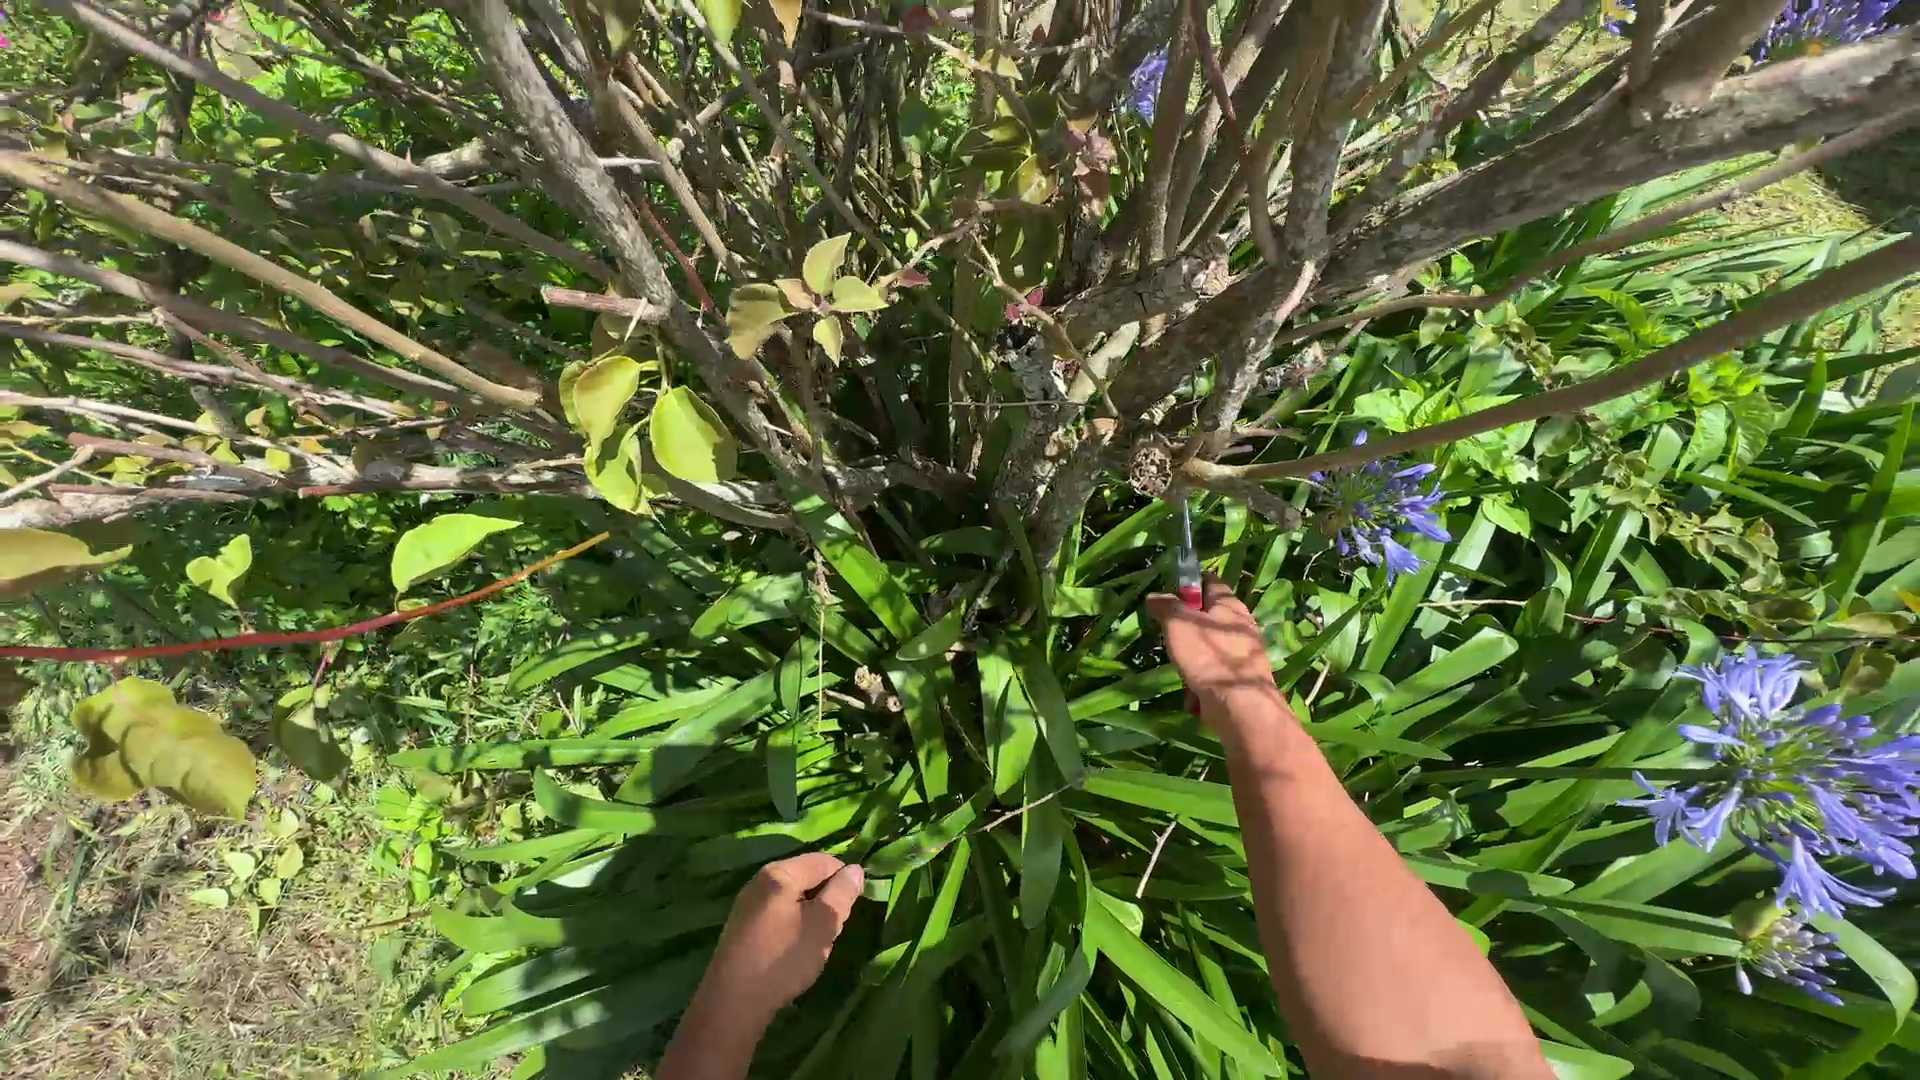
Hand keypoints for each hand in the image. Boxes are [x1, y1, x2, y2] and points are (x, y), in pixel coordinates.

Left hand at [689, 852, 864, 1029]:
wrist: (732, 1005)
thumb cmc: (783, 958)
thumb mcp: (823, 925)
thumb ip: (842, 894)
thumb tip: (855, 870)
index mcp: (779, 873)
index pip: (821, 861)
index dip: (844, 876)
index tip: (856, 901)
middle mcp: (759, 881)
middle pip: (804, 876)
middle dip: (826, 895)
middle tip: (838, 924)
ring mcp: (747, 905)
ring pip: (790, 897)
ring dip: (810, 911)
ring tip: (819, 938)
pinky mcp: (741, 928)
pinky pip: (776, 913)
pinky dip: (792, 923)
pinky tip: (795, 948)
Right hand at [1146, 575, 1290, 733]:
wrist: (1238, 704)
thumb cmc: (1208, 655)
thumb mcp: (1178, 624)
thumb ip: (1165, 606)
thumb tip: (1154, 596)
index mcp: (1230, 605)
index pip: (1210, 581)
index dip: (1190, 582)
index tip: (1170, 591)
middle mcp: (1241, 624)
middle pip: (1209, 614)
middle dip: (1187, 623)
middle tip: (1168, 631)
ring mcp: (1243, 652)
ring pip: (1210, 645)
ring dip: (1192, 654)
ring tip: (1178, 663)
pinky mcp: (1241, 677)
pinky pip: (1214, 669)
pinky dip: (1201, 676)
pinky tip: (1191, 688)